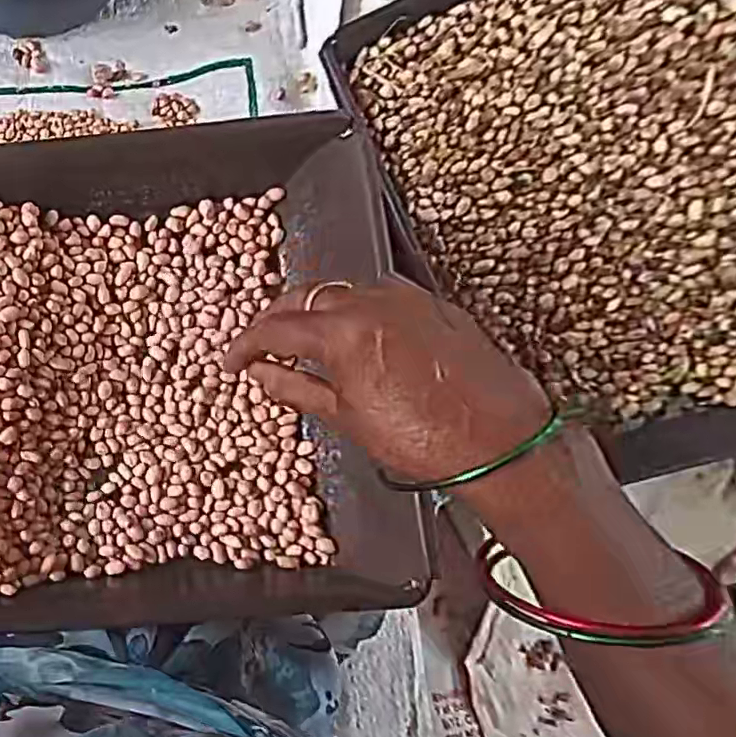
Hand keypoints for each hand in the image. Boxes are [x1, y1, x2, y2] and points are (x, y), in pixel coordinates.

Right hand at [222, 278, 550, 483]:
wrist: (501, 445)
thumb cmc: (424, 438)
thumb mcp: (341, 415)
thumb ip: (292, 386)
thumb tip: (261, 373)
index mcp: (344, 333)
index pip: (274, 329)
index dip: (244, 346)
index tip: (234, 361)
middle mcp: (374, 305)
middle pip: (303, 297)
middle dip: (272, 319)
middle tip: (257, 345)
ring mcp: (408, 301)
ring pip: (339, 291)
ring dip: (309, 310)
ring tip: (296, 339)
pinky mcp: (433, 308)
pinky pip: (376, 295)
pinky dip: (348, 309)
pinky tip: (343, 333)